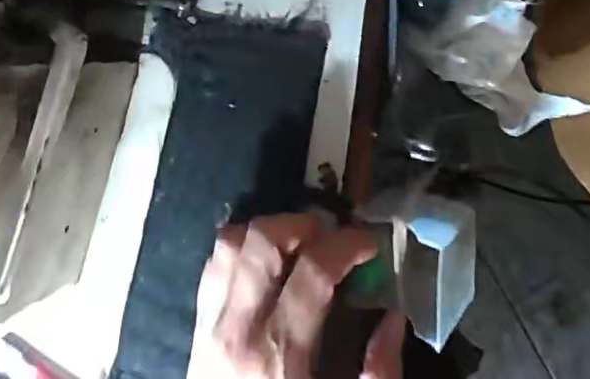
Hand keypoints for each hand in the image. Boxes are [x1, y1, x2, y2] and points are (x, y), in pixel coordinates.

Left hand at [189, 214, 404, 378]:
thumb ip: (378, 375)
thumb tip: (392, 317)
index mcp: (279, 353)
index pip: (313, 270)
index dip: (347, 244)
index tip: (370, 244)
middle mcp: (237, 327)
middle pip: (265, 240)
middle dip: (304, 225)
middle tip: (331, 241)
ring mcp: (209, 323)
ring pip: (233, 241)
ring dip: (270, 231)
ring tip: (299, 247)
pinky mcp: (196, 325)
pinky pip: (214, 263)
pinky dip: (242, 247)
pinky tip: (267, 263)